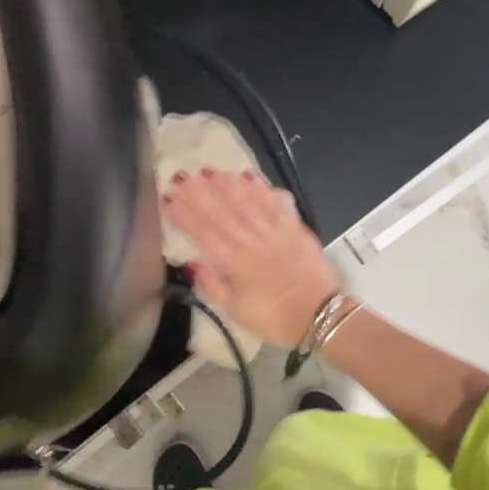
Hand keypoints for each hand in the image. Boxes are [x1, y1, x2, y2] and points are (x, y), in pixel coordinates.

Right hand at [162, 168, 339, 348]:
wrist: (320, 315)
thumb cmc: (274, 318)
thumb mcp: (236, 312)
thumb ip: (212, 286)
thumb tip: (191, 263)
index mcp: (235, 263)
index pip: (204, 233)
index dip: (184, 215)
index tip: (168, 199)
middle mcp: (252, 241)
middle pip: (222, 213)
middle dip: (199, 193)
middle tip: (181, 176)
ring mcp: (275, 232)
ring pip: (246, 202)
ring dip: (226, 185)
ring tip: (209, 171)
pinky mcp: (295, 228)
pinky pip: (274, 203)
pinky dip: (260, 188)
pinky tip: (247, 176)